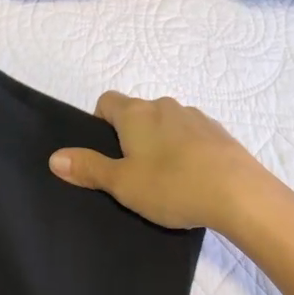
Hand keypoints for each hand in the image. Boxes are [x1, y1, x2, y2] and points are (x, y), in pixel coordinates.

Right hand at [49, 92, 271, 231]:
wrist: (239, 193)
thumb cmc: (172, 185)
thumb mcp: (122, 184)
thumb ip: (88, 168)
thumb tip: (54, 156)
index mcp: (135, 113)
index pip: (106, 101)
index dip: (100, 122)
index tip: (107, 153)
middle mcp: (162, 105)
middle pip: (137, 113)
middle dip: (132, 136)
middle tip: (134, 173)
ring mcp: (193, 116)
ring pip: (166, 123)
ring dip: (162, 143)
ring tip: (168, 181)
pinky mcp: (218, 132)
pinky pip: (192, 135)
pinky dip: (188, 150)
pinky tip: (195, 180)